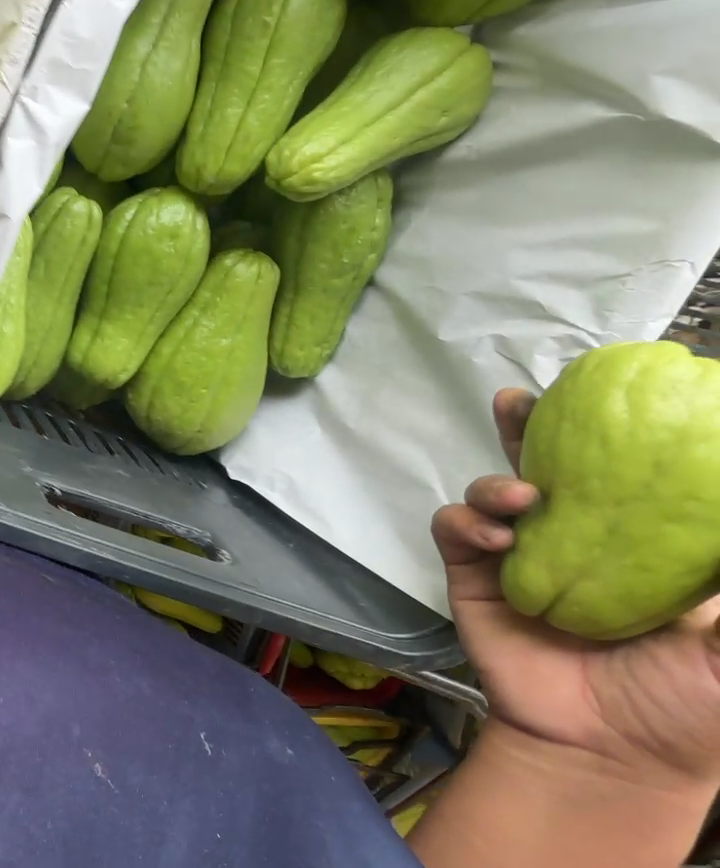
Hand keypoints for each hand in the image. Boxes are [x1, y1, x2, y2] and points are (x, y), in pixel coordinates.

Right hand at [431, 388, 719, 788]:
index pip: (621, 477)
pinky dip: (467, 522)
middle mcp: (575, 539)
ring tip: (519, 495)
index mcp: (637, 546)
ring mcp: (517, 554)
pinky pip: (454, 527)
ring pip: (492, 490)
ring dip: (496, 479)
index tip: (605, 400)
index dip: (609, 436)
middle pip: (545, 466)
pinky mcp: (472, 572)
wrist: (607, 748)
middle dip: (529, 428)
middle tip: (519, 400)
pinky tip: (494, 539)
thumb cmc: (695, 703)